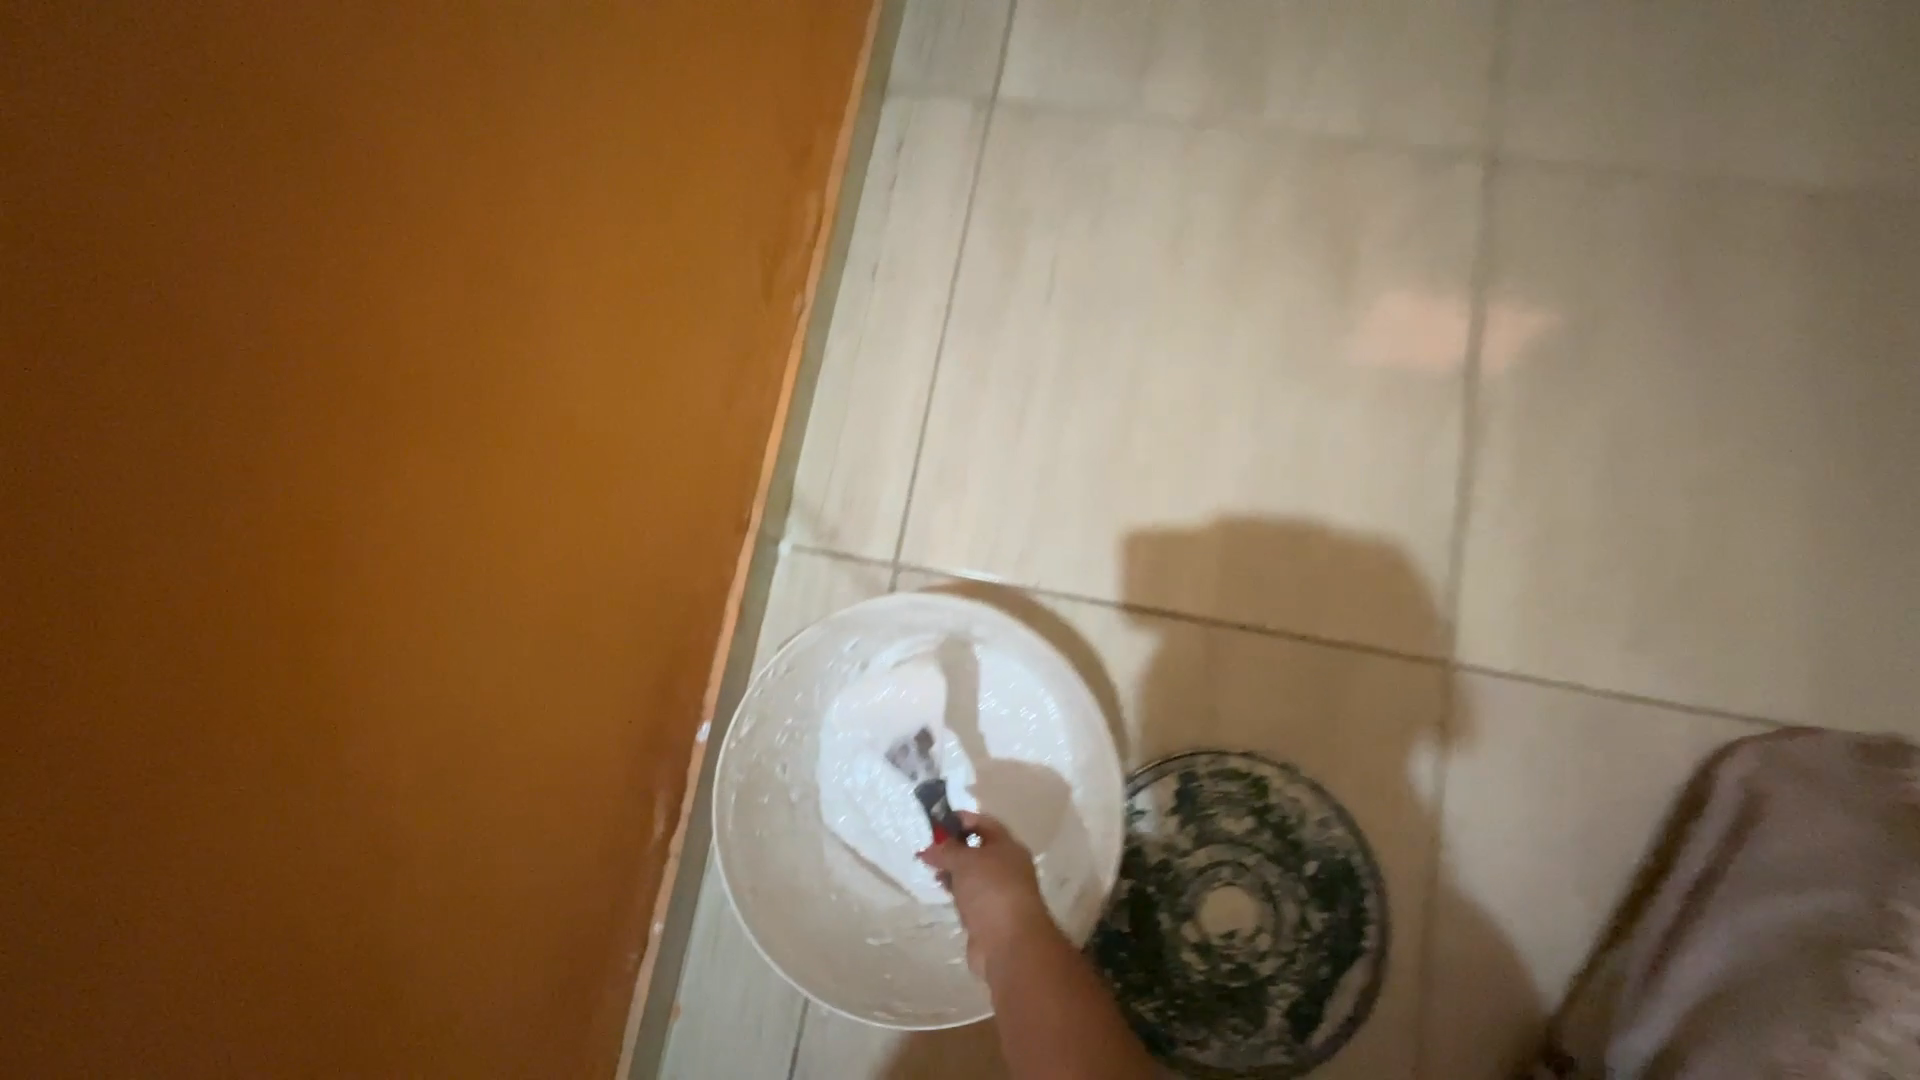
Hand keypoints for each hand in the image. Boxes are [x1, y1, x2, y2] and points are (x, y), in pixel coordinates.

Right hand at [919, 811, 1057, 979]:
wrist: (1010, 943)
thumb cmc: (991, 891)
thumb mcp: (965, 861)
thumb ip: (946, 850)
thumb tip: (929, 848)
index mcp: (1008, 846)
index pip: (984, 823)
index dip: (961, 819)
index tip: (936, 821)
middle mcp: (1007, 867)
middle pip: (978, 849)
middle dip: (953, 847)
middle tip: (929, 847)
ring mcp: (999, 892)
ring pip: (972, 874)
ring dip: (953, 870)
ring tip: (931, 869)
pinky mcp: (989, 916)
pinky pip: (970, 896)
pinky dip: (956, 891)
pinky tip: (943, 890)